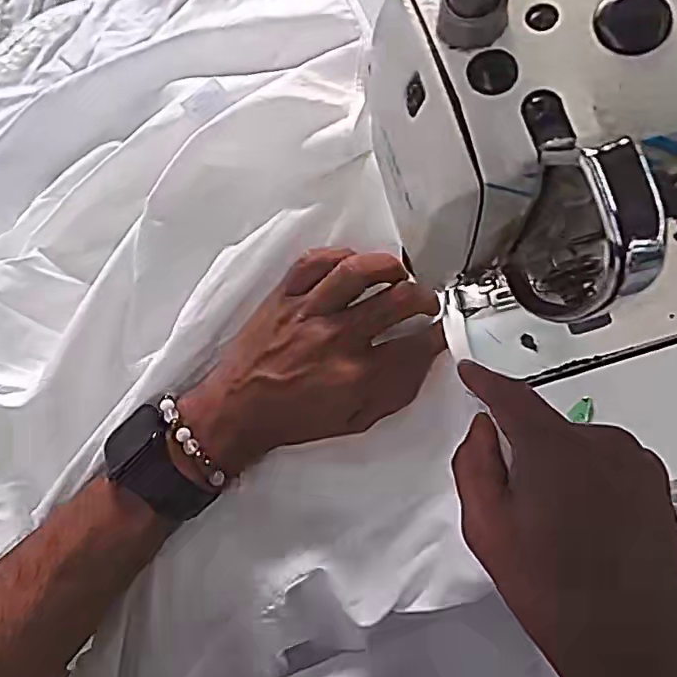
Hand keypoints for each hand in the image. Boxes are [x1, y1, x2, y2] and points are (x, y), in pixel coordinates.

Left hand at [176, 249, 446, 479]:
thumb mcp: (353, 420)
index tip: (439, 330)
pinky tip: (350, 266)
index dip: (437, 334)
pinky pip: (314, 262)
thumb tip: (420, 362)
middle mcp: (335, 339)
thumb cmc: (290, 419)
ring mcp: (308, 313)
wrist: (237, 411)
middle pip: (397, 300)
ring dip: (388, 267)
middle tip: (424, 302)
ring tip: (396, 275)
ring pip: (358, 272)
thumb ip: (393, 392)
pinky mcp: (284, 298)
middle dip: (423, 298)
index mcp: (355, 376)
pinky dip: (338, 256)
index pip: (415, 345)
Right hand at [450, 360, 676, 676]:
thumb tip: (483, 429)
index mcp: (555, 449)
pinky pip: (606, 462)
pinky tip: (584, 526)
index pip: (512, 397)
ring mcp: (636, 462)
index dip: (486, 381)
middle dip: (523, 446)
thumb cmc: (554, 593)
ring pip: (576, 444)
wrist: (635, 647)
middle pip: (545, 425)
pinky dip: (587, 478)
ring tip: (555, 524)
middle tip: (513, 499)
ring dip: (558, 465)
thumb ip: (474, 466)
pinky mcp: (657, 484)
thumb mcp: (488, 531)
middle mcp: (602, 443)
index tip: (470, 371)